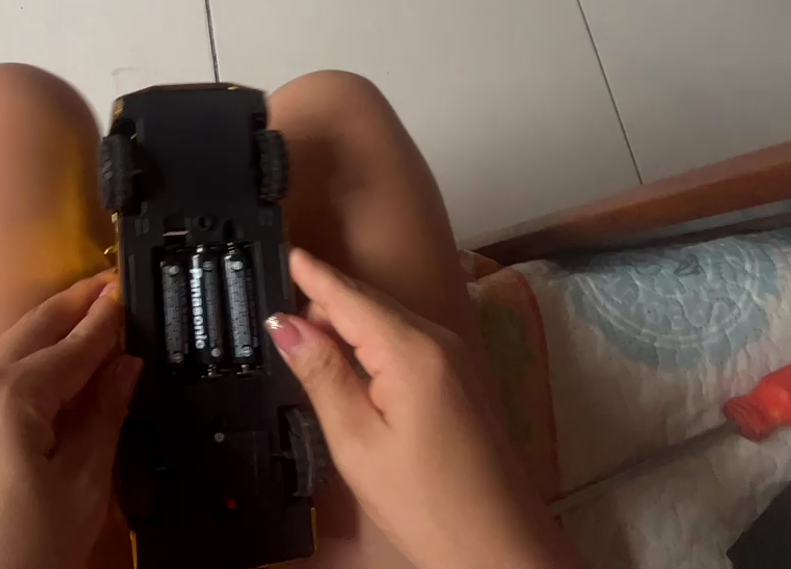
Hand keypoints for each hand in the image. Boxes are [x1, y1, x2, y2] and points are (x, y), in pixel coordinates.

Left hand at [0, 272, 142, 568]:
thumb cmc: (18, 556)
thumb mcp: (79, 491)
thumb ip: (104, 417)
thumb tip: (126, 366)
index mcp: (10, 395)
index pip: (73, 346)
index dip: (106, 319)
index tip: (127, 291)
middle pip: (35, 327)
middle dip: (75, 303)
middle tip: (110, 283)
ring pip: (12, 344)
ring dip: (51, 326)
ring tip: (88, 311)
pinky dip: (28, 355)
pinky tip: (53, 360)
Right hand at [264, 248, 580, 568]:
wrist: (506, 554)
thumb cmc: (427, 506)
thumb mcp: (358, 443)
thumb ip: (321, 374)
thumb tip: (284, 325)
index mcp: (411, 352)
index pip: (349, 296)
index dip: (313, 275)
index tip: (286, 253)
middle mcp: (439, 340)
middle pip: (369, 302)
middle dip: (326, 303)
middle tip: (284, 324)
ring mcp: (456, 356)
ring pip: (388, 318)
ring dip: (349, 323)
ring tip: (310, 345)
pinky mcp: (462, 375)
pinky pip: (407, 338)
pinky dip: (373, 339)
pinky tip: (353, 364)